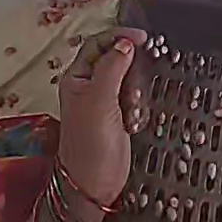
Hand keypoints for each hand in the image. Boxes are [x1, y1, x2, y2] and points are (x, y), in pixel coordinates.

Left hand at [57, 28, 146, 210]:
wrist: (95, 184)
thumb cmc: (90, 142)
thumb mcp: (100, 99)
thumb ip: (112, 67)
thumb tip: (126, 43)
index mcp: (77, 76)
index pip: (97, 44)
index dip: (119, 37)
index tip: (143, 39)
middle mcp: (89, 84)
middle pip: (117, 60)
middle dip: (130, 73)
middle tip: (132, 93)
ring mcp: (105, 100)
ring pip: (129, 80)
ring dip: (135, 94)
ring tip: (130, 113)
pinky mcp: (119, 115)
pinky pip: (135, 99)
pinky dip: (138, 108)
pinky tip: (133, 124)